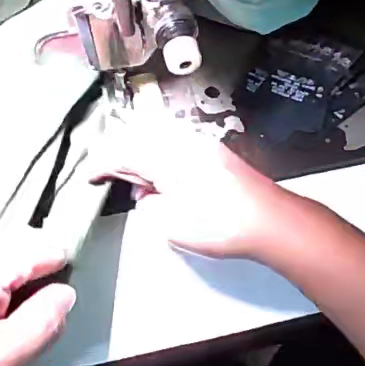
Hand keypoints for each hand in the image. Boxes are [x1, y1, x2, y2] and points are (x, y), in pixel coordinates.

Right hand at [91, 118, 321, 260]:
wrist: (271, 222)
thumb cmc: (226, 224)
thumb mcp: (172, 225)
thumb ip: (148, 206)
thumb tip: (146, 198)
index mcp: (168, 156)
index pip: (124, 152)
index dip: (103, 164)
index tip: (93, 174)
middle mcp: (185, 143)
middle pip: (141, 140)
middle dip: (125, 159)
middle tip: (116, 179)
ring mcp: (204, 145)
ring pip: (161, 143)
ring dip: (147, 161)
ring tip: (149, 190)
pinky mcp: (218, 154)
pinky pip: (180, 148)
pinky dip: (166, 162)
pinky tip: (171, 184)